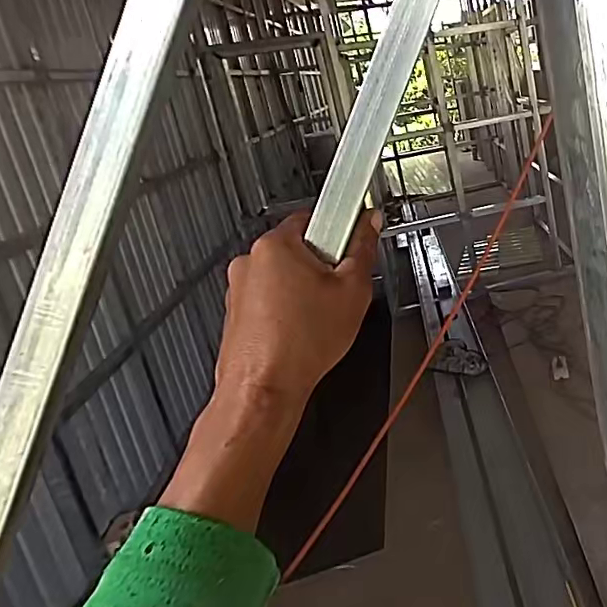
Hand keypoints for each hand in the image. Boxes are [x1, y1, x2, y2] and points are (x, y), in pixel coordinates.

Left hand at [215, 209, 380, 405]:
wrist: (263, 391)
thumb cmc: (299, 346)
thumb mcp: (352, 290)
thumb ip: (363, 249)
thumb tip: (369, 225)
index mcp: (276, 244)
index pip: (317, 215)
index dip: (342, 230)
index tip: (353, 240)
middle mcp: (251, 259)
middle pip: (301, 245)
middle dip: (324, 263)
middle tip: (340, 287)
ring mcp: (241, 285)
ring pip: (285, 272)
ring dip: (304, 286)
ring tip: (320, 314)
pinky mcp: (237, 309)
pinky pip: (270, 295)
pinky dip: (287, 306)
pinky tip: (301, 328)